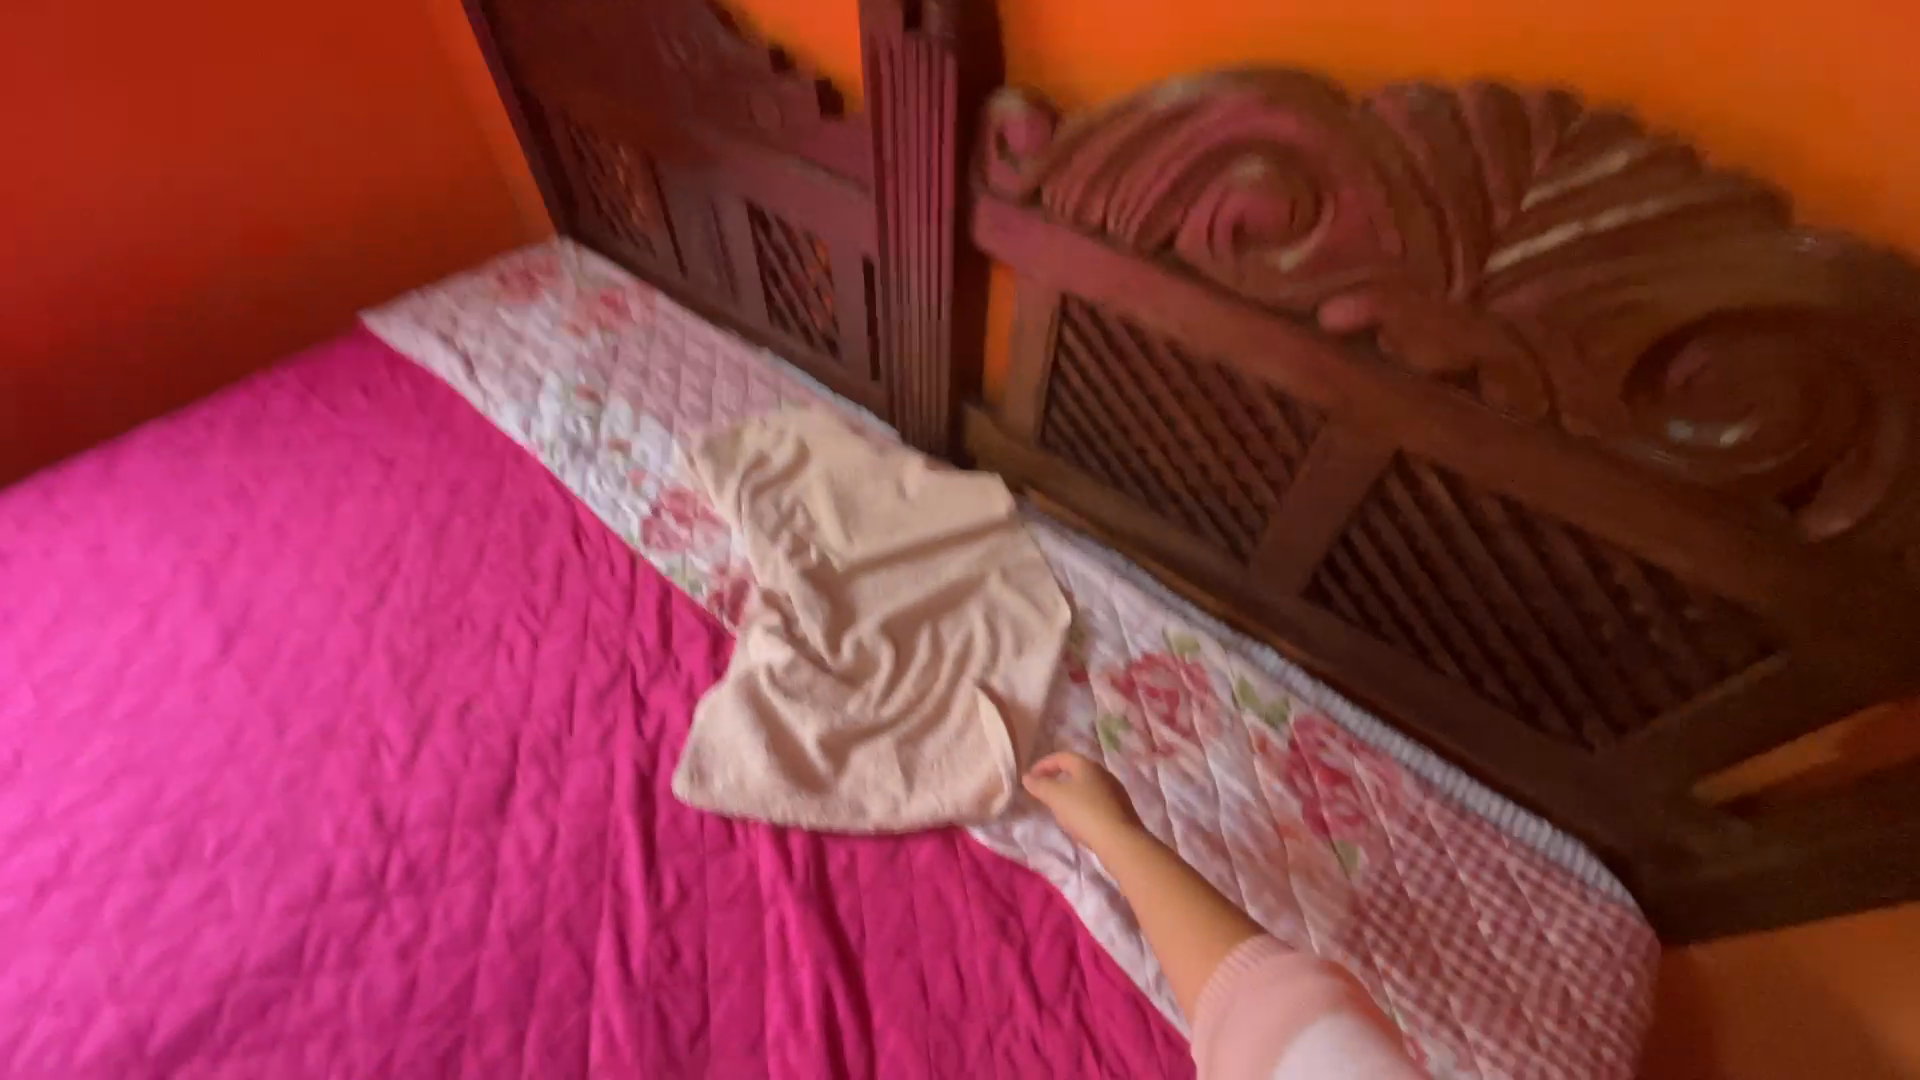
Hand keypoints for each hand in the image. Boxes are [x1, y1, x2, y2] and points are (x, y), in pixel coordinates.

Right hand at [1022, 751, 1143, 848]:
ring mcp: (1115, 791)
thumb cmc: (1084, 812)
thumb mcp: (1056, 797)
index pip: (1062, 757)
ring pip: (1087, 786)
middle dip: (1057, 779)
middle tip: (1044, 791)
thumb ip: (1040, 785)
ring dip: (1071, 793)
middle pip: (1076, 770)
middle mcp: (1103, 773)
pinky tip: (1079, 821)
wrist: (1120, 841)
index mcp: (1087, 765)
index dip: (1044, 764)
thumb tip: (1027, 777)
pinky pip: (1096, 801)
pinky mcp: (1121, 809)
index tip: (1031, 778)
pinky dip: (1083, 806)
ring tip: (1059, 808)